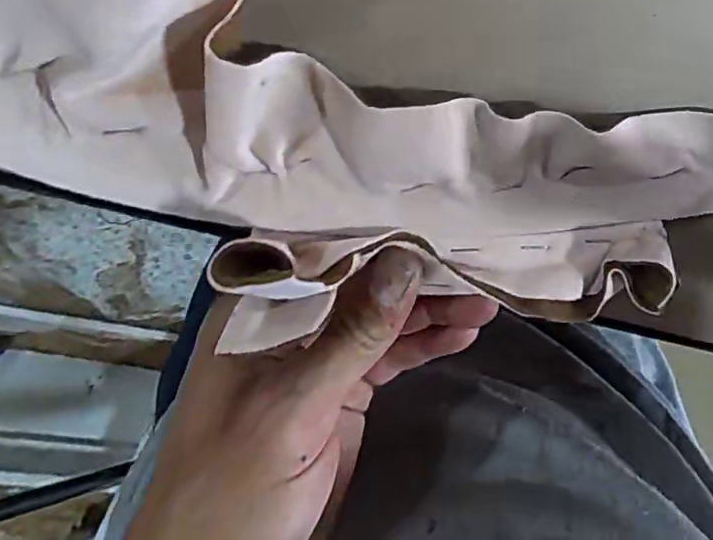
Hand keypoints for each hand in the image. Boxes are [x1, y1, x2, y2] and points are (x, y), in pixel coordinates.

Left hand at [125, 249, 500, 539]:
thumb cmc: (229, 491)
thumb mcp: (292, 408)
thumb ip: (353, 334)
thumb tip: (407, 263)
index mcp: (261, 310)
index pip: (331, 252)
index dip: (384, 234)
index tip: (438, 221)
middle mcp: (294, 320)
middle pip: (369, 280)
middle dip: (421, 276)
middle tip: (474, 273)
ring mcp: (320, 352)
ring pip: (388, 313)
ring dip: (435, 310)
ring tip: (483, 307)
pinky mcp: (345, 384)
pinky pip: (394, 350)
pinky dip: (428, 342)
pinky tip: (462, 335)